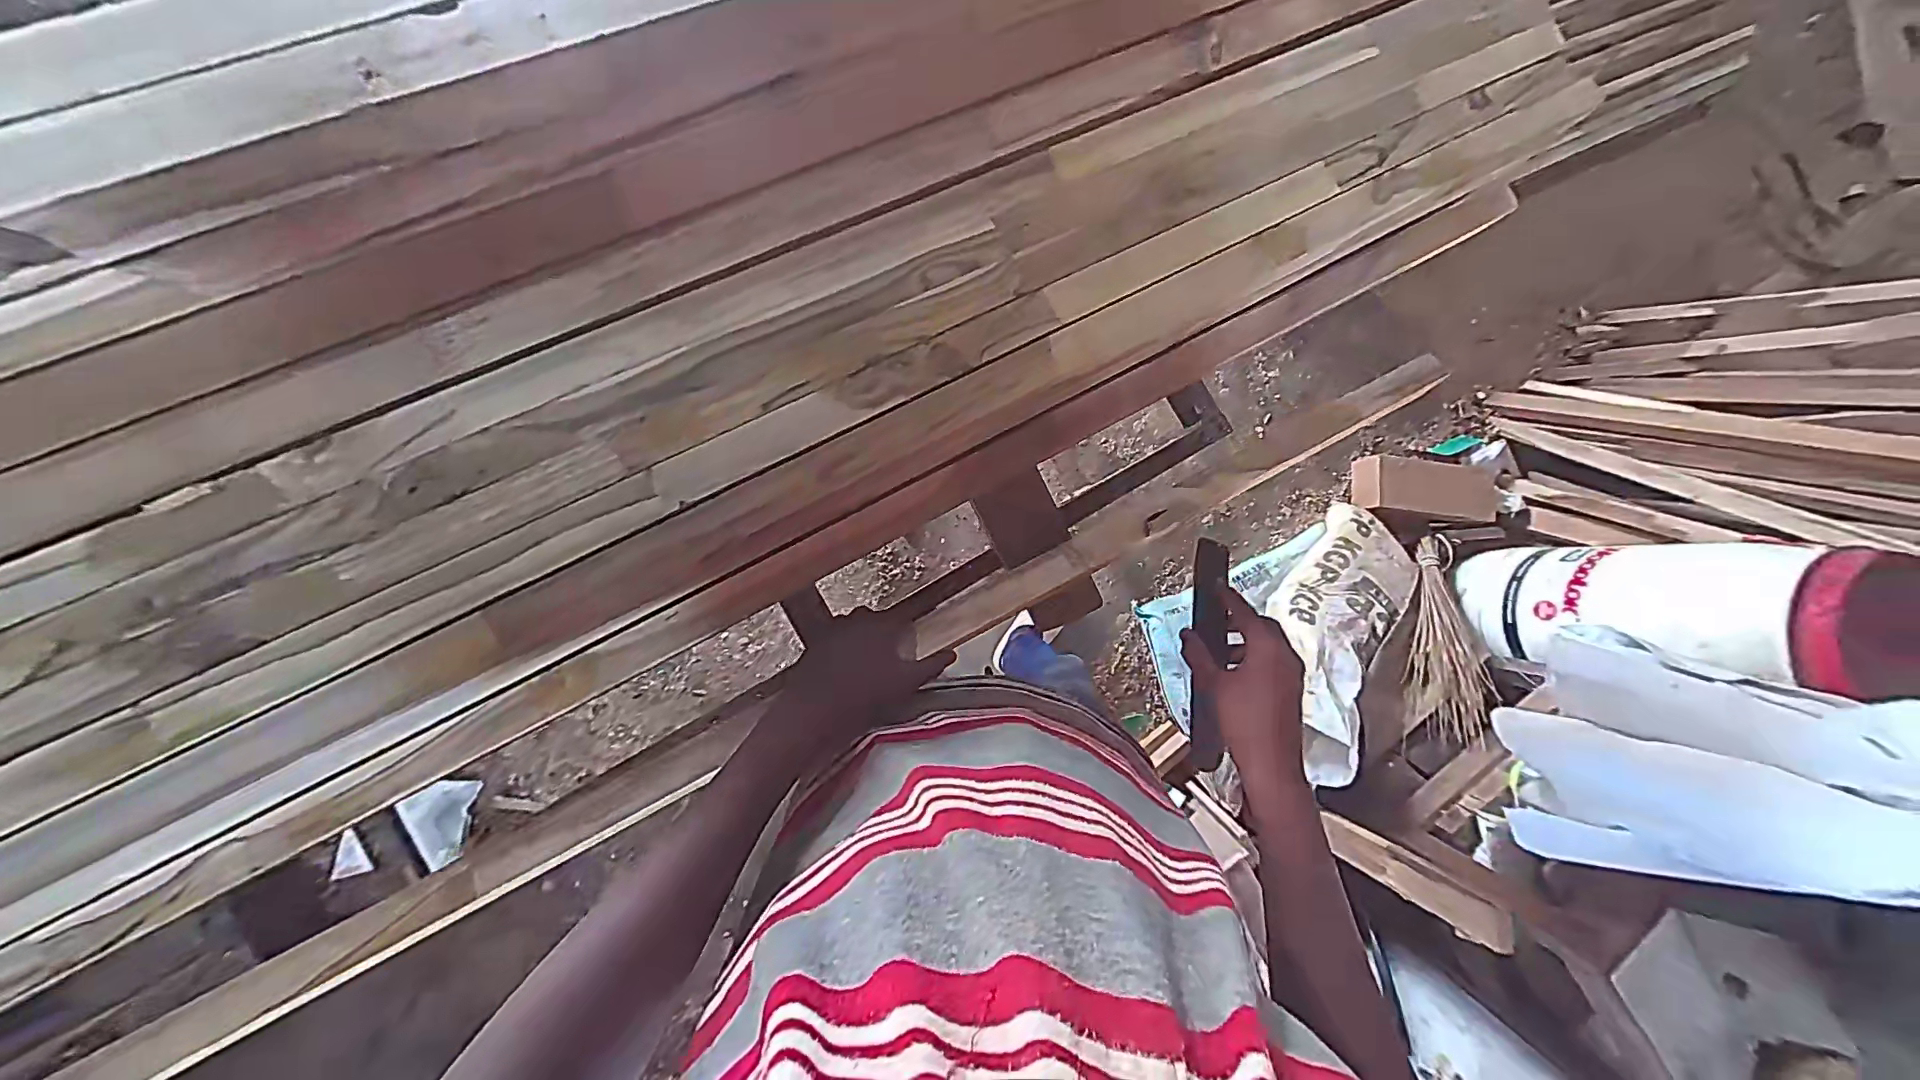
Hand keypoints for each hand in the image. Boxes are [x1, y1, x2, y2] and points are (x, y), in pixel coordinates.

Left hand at [766, 606, 954, 764]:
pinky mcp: (815, 640)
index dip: (906, 633)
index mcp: (885, 624)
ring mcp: (834, 627)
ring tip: (865, 662)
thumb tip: (951, 654)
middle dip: (882, 632)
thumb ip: (931, 666)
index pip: (902, 619)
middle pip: (876, 619)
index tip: (907, 646)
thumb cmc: (869, 693)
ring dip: (860, 638)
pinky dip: (840, 648)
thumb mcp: (908, 683)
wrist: (819, 707)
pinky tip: (842, 668)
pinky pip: (834, 638)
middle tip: (887, 655)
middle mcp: (859, 618)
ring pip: (853, 626)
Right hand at [1180, 582, 1306, 804]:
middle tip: (1216, 616)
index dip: (1229, 599)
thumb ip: (1200, 655)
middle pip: (1262, 626)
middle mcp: (1286, 655)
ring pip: (1268, 643)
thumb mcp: (1215, 684)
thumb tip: (1188, 635)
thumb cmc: (1242, 721)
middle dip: (1239, 619)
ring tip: (1218, 646)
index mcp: (1268, 648)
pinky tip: (1232, 668)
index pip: (1246, 614)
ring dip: (1245, 639)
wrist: (1270, 763)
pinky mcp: (1291, 688)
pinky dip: (1253, 655)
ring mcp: (1292, 672)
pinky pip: (1273, 659)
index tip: (1217, 586)